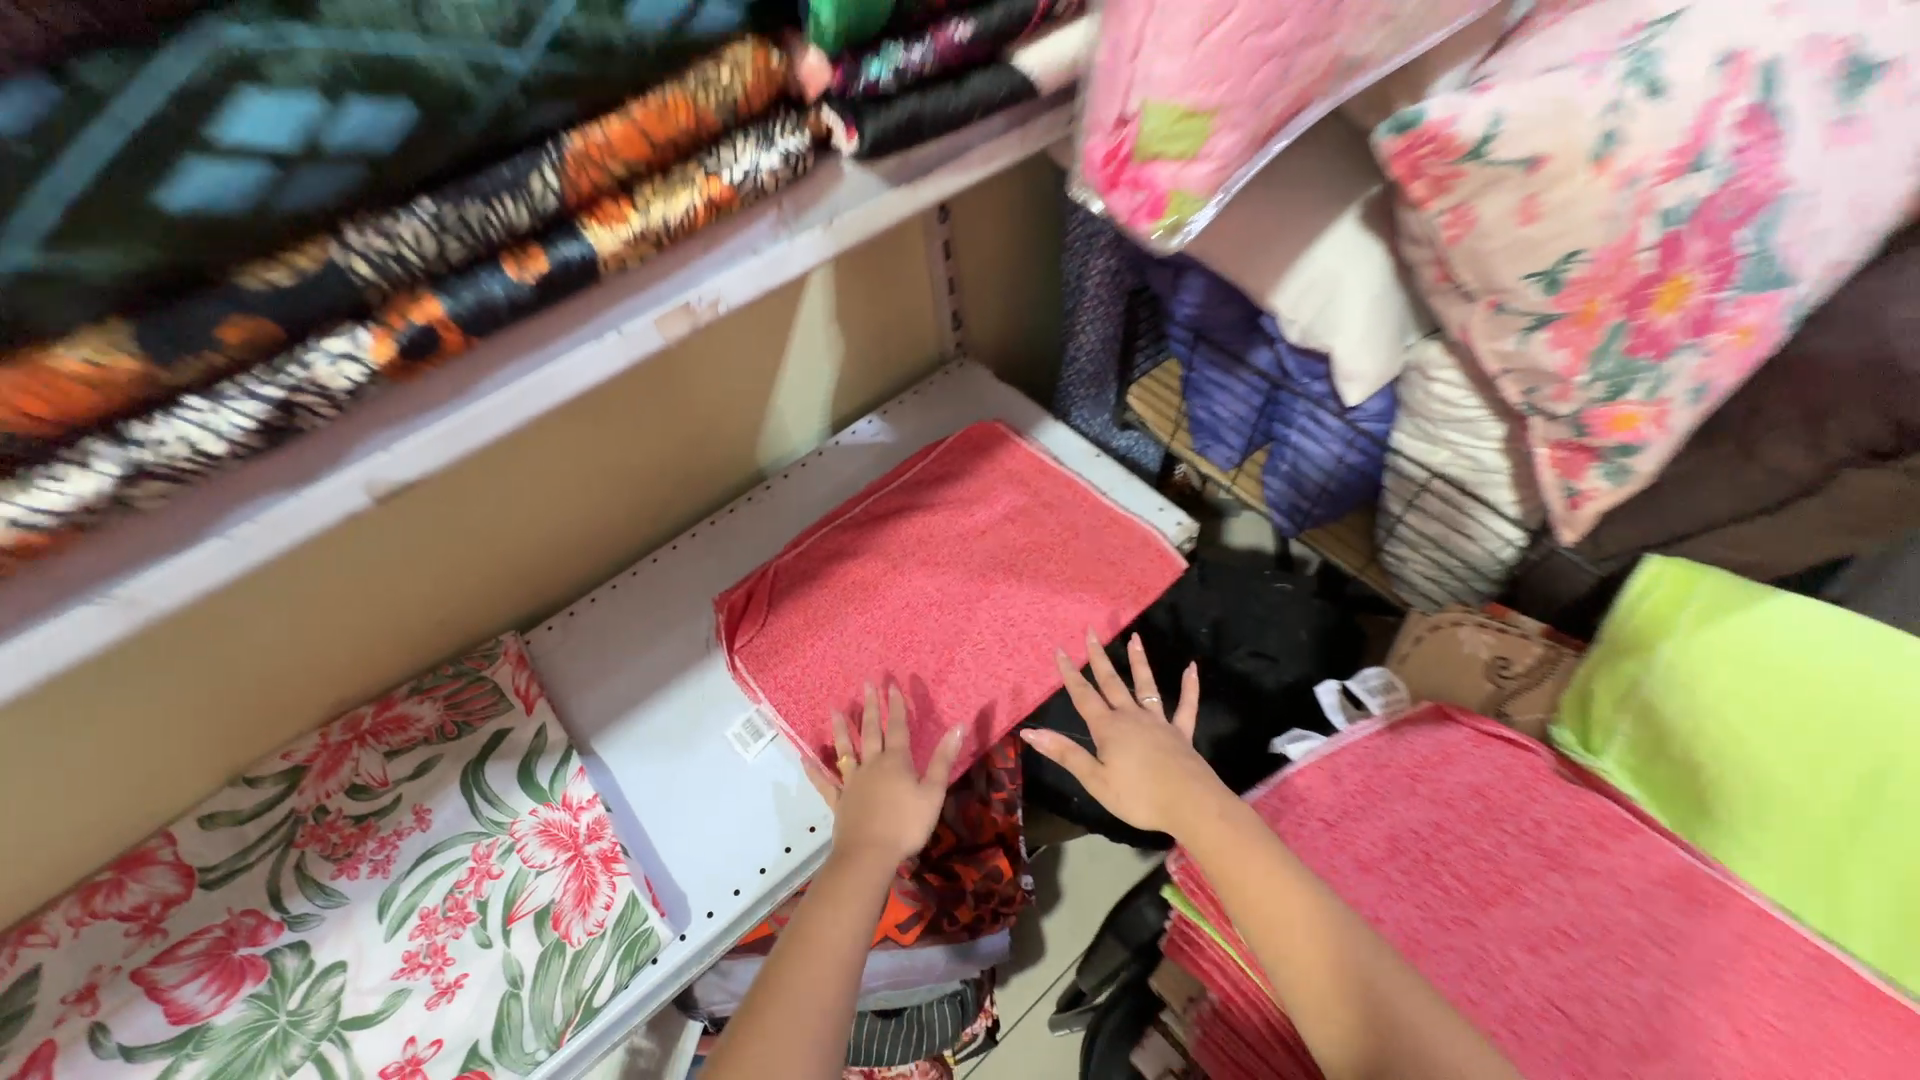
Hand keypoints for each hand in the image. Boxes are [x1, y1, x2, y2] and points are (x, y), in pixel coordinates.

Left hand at [805, 683, 964, 868]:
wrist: (869, 853)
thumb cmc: (906, 825)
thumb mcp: (933, 792)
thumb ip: (943, 759)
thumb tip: (959, 725)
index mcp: (896, 762)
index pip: (898, 728)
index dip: (897, 706)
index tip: (891, 685)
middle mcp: (872, 765)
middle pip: (871, 731)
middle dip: (871, 707)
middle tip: (866, 684)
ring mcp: (852, 782)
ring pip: (845, 750)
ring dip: (841, 730)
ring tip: (834, 710)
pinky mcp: (839, 801)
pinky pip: (825, 783)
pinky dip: (815, 770)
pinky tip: (805, 759)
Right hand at [1020, 630, 1227, 837]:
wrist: (1190, 804)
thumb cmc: (1138, 797)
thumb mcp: (1095, 780)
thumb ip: (1065, 753)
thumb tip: (1030, 731)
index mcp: (1108, 728)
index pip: (1084, 696)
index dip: (1070, 674)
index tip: (1060, 651)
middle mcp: (1132, 717)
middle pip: (1112, 682)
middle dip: (1099, 657)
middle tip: (1091, 632)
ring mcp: (1159, 722)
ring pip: (1146, 686)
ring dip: (1139, 661)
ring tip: (1134, 637)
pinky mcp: (1181, 733)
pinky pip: (1186, 706)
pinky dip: (1189, 686)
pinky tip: (1191, 668)